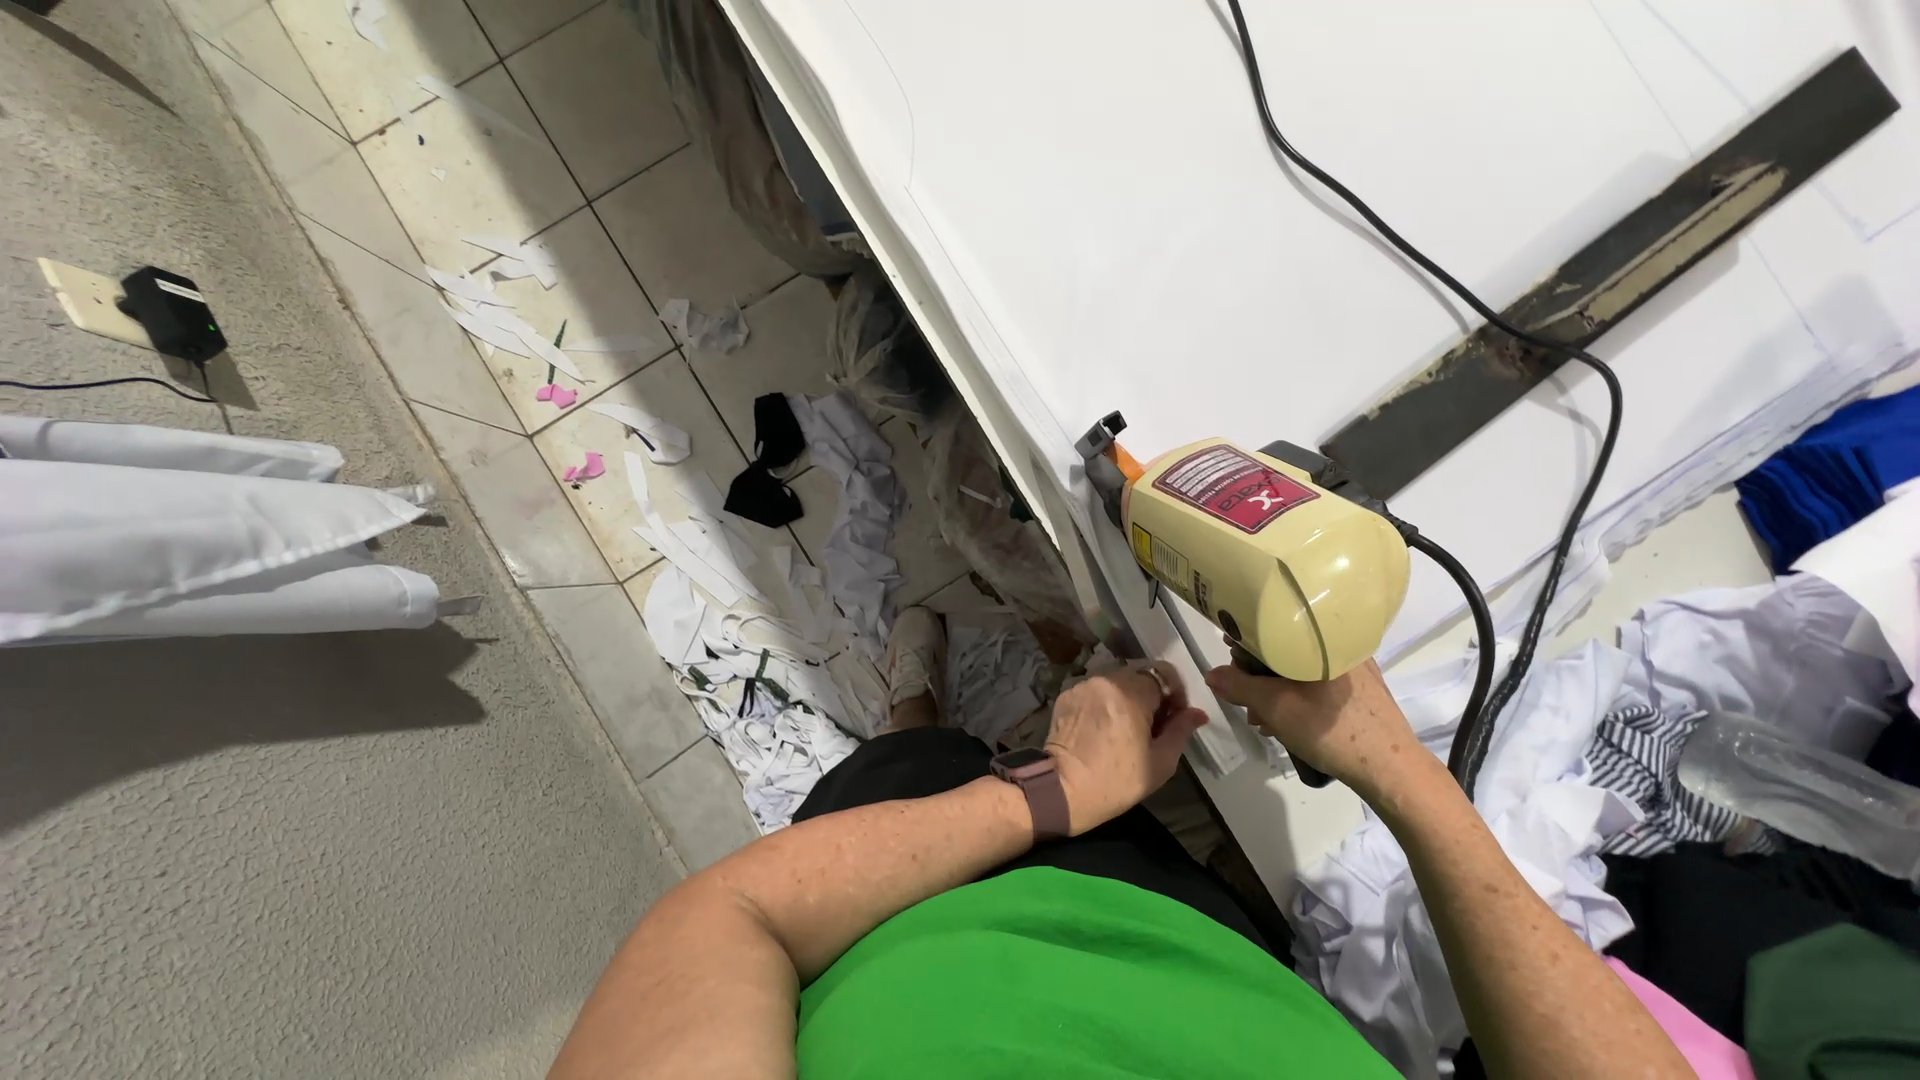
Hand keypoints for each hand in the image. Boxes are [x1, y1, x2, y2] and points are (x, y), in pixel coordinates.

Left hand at [1044, 662, 1209, 835]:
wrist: (1062, 791)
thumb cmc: (1116, 782)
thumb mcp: (1160, 762)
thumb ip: (1180, 730)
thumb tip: (1197, 713)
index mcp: (1131, 693)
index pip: (1164, 672)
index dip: (1176, 692)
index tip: (1175, 717)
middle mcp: (1105, 680)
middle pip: (1139, 676)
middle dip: (1151, 696)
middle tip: (1153, 727)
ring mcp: (1082, 686)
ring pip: (1116, 682)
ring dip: (1127, 698)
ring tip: (1127, 729)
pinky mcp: (1066, 696)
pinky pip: (1095, 691)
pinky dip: (1105, 703)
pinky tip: (1103, 729)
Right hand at [1205, 655, 1425, 798]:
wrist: (1392, 771)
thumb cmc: (1332, 731)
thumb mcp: (1276, 707)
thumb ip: (1239, 686)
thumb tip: (1212, 674)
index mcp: (1326, 641)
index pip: (1276, 629)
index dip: (1247, 642)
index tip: (1230, 660)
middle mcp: (1345, 649)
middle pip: (1288, 652)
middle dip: (1260, 675)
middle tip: (1246, 700)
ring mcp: (1358, 672)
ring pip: (1303, 672)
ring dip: (1277, 691)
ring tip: (1263, 720)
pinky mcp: (1365, 694)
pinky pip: (1321, 686)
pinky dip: (1299, 698)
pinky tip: (1289, 723)